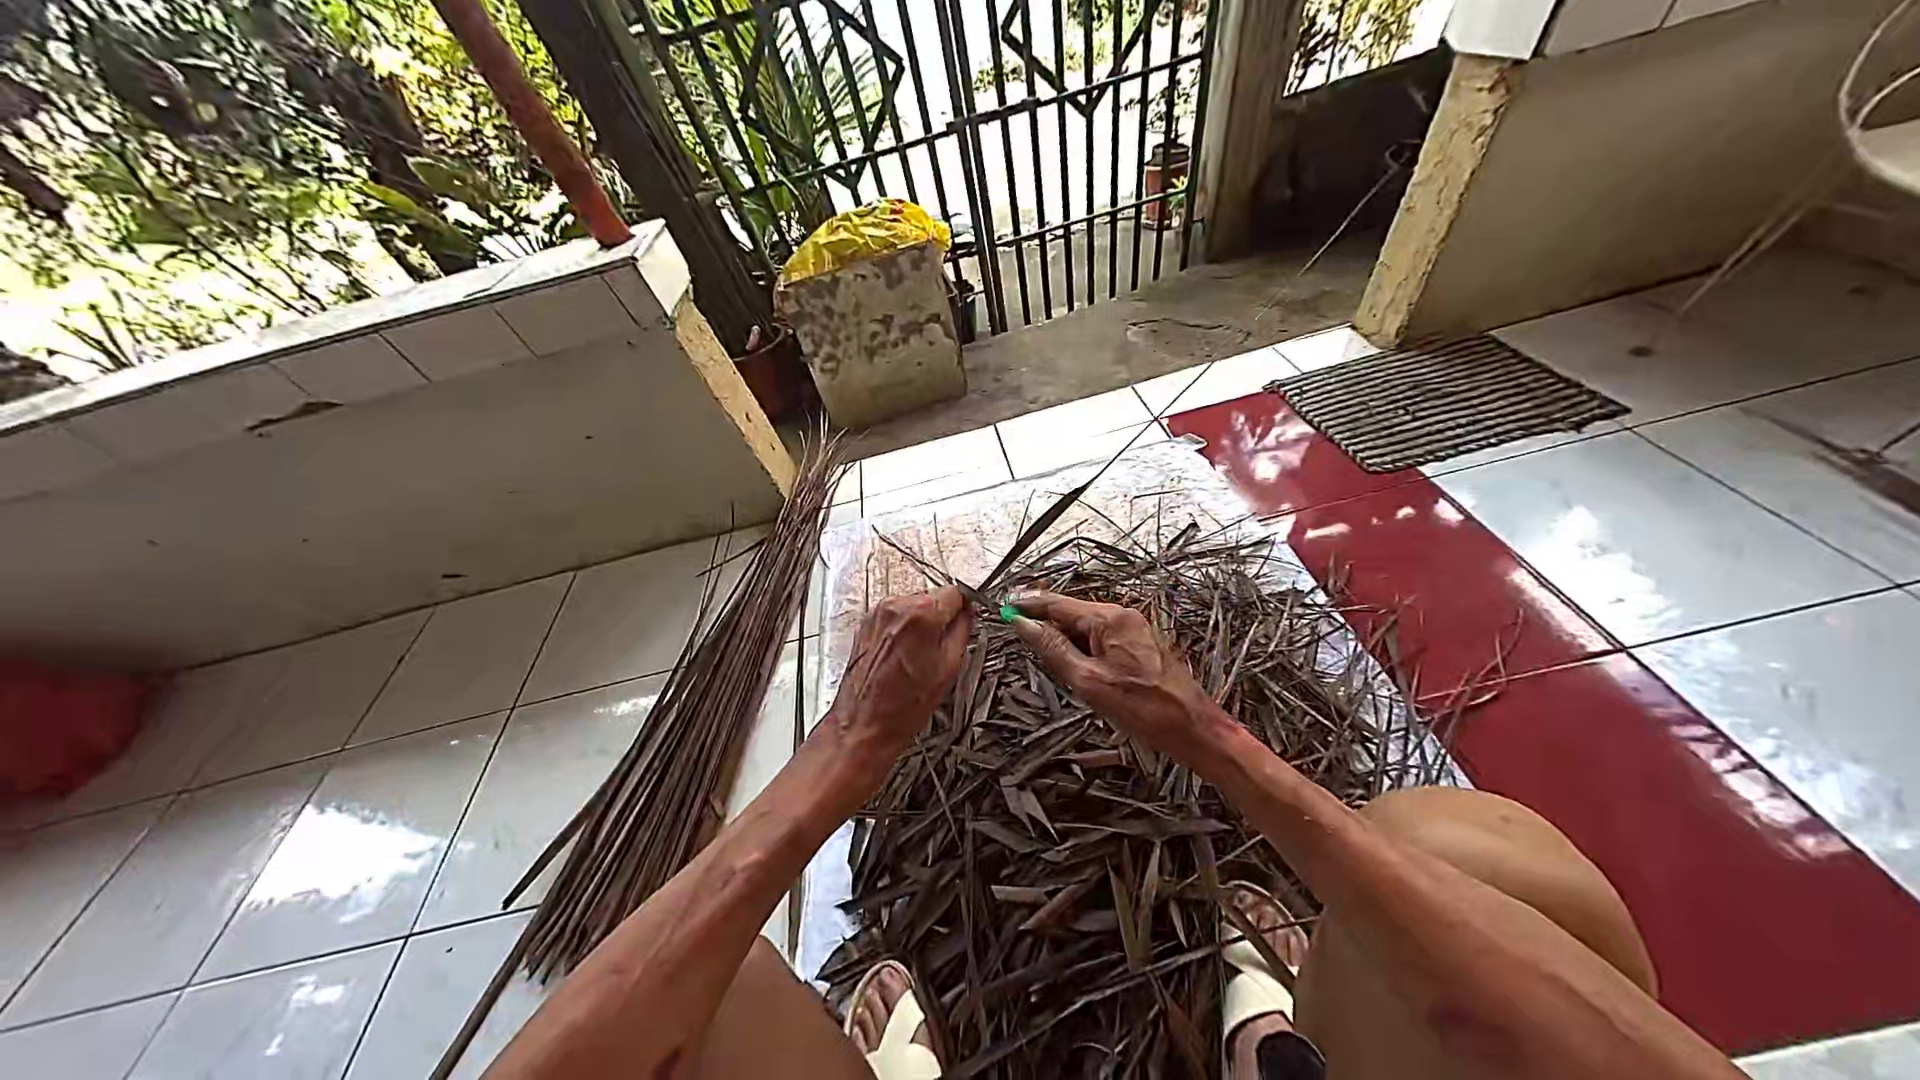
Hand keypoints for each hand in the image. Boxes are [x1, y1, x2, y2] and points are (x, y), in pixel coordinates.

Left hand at [821, 586, 972, 792]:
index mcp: (921, 614)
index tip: (968, 617)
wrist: (864, 724)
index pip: (956, 592)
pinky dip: (904, 630)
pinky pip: (896, 617)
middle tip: (944, 646)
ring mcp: (878, 614)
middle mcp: (896, 607)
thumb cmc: (901, 706)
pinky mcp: (866, 624)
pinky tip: (904, 656)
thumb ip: (963, 631)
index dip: (966, 606)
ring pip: (914, 606)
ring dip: (922, 623)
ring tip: (921, 656)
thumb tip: (968, 615)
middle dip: (942, 617)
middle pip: (933, 597)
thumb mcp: (949, 667)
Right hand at [1010, 592, 1229, 765]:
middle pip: (1071, 614)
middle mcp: (1123, 615)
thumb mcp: (1088, 681)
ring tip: (1060, 672)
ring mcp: (1133, 628)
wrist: (1193, 728)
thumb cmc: (1145, 709)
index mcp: (1110, 618)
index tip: (1005, 609)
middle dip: (1048, 629)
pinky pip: (1101, 639)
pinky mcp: (1138, 643)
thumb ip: (1052, 649)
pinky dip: (1084, 651)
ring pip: (1085, 628)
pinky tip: (1081, 673)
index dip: (1028, 606)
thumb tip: (1024, 625)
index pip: (1057, 603)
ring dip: (1066, 644)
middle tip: (1026, 646)